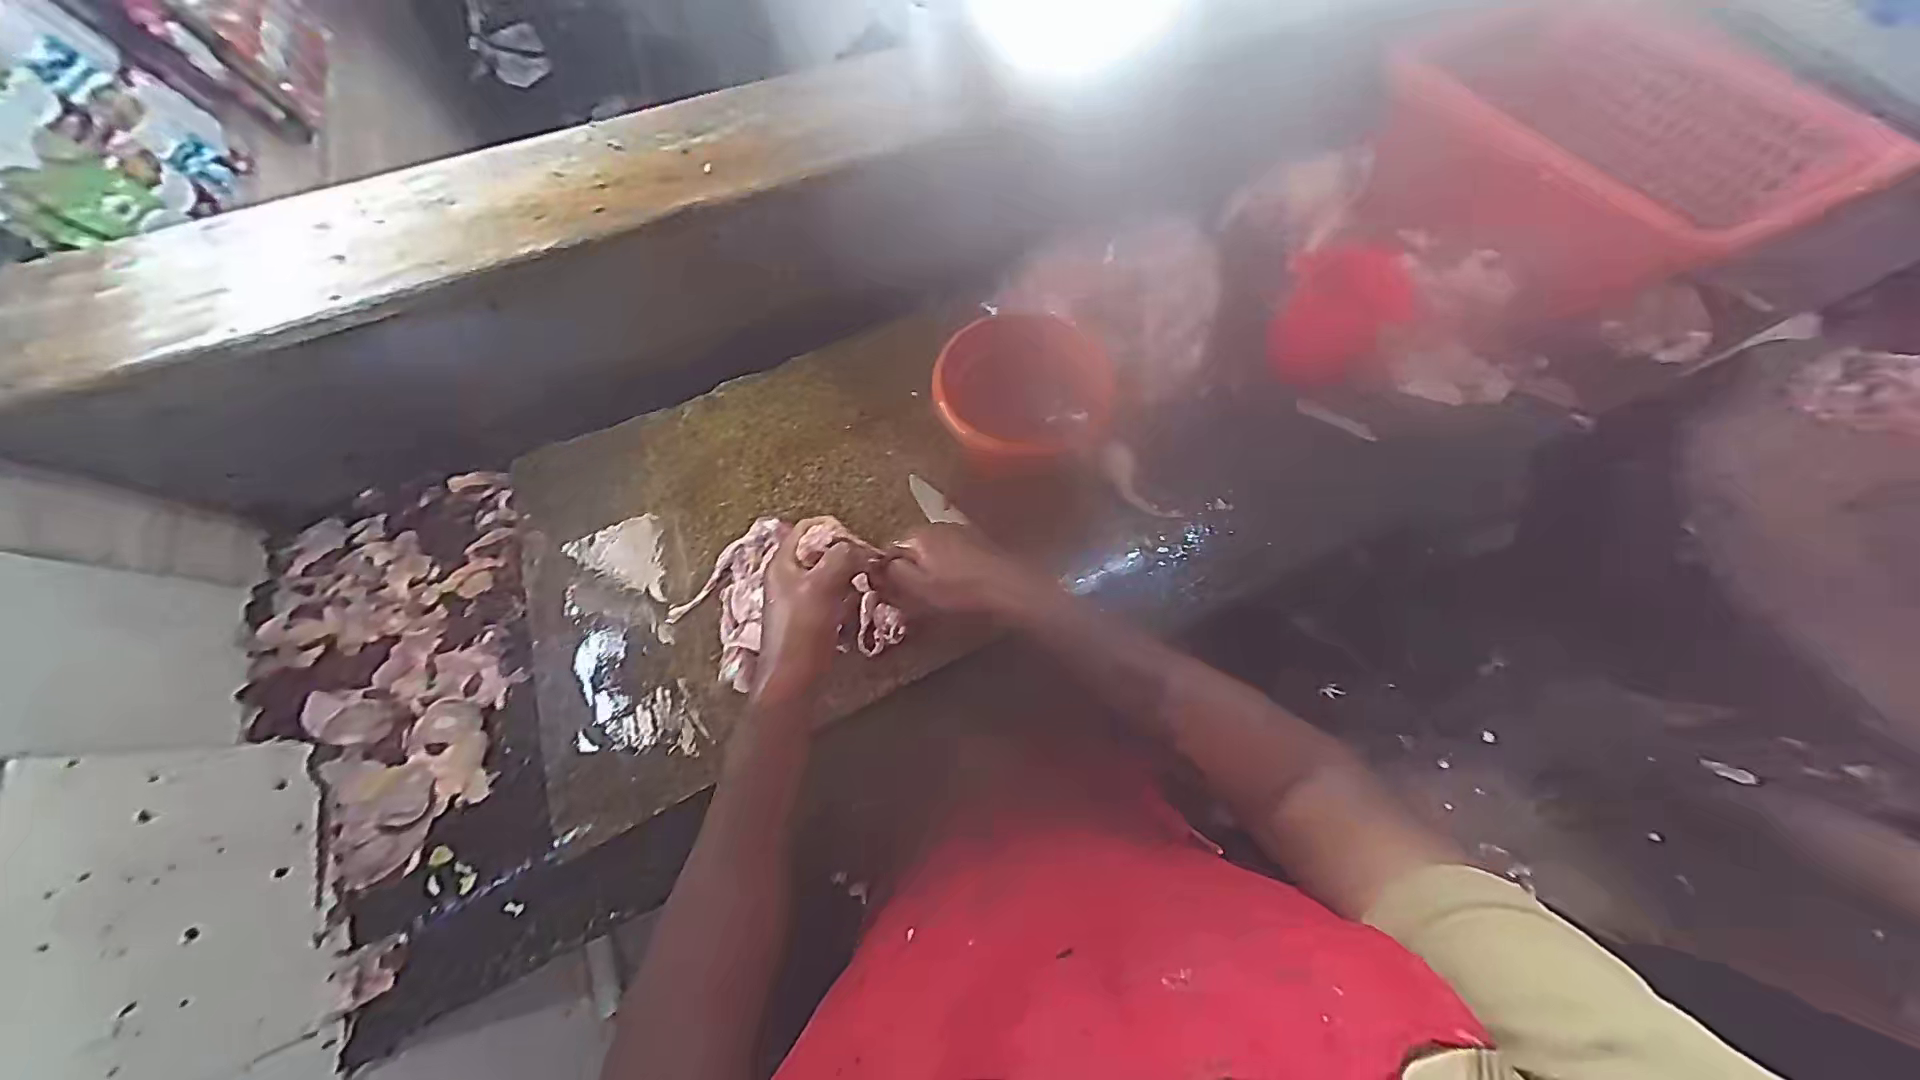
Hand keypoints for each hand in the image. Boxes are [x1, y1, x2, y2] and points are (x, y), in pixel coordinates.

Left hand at [754, 523, 867, 705]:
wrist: (794, 680)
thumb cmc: (804, 630)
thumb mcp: (823, 584)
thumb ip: (841, 557)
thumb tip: (859, 548)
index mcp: (783, 563)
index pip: (807, 528)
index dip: (833, 529)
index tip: (857, 543)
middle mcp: (788, 577)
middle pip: (821, 551)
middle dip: (846, 556)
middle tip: (865, 566)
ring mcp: (798, 598)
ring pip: (829, 575)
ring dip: (848, 578)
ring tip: (861, 587)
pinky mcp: (810, 617)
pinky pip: (832, 596)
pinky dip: (845, 598)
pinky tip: (853, 609)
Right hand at [874, 524, 1053, 619]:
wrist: (1007, 587)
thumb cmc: (961, 591)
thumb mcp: (918, 589)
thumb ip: (892, 575)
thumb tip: (876, 568)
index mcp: (917, 536)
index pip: (889, 551)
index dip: (888, 574)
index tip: (892, 592)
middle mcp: (937, 526)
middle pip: (912, 550)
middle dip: (911, 570)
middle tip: (918, 596)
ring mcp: (960, 531)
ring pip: (934, 551)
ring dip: (933, 569)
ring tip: (942, 593)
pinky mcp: (978, 541)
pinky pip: (954, 554)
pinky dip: (952, 567)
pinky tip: (960, 584)